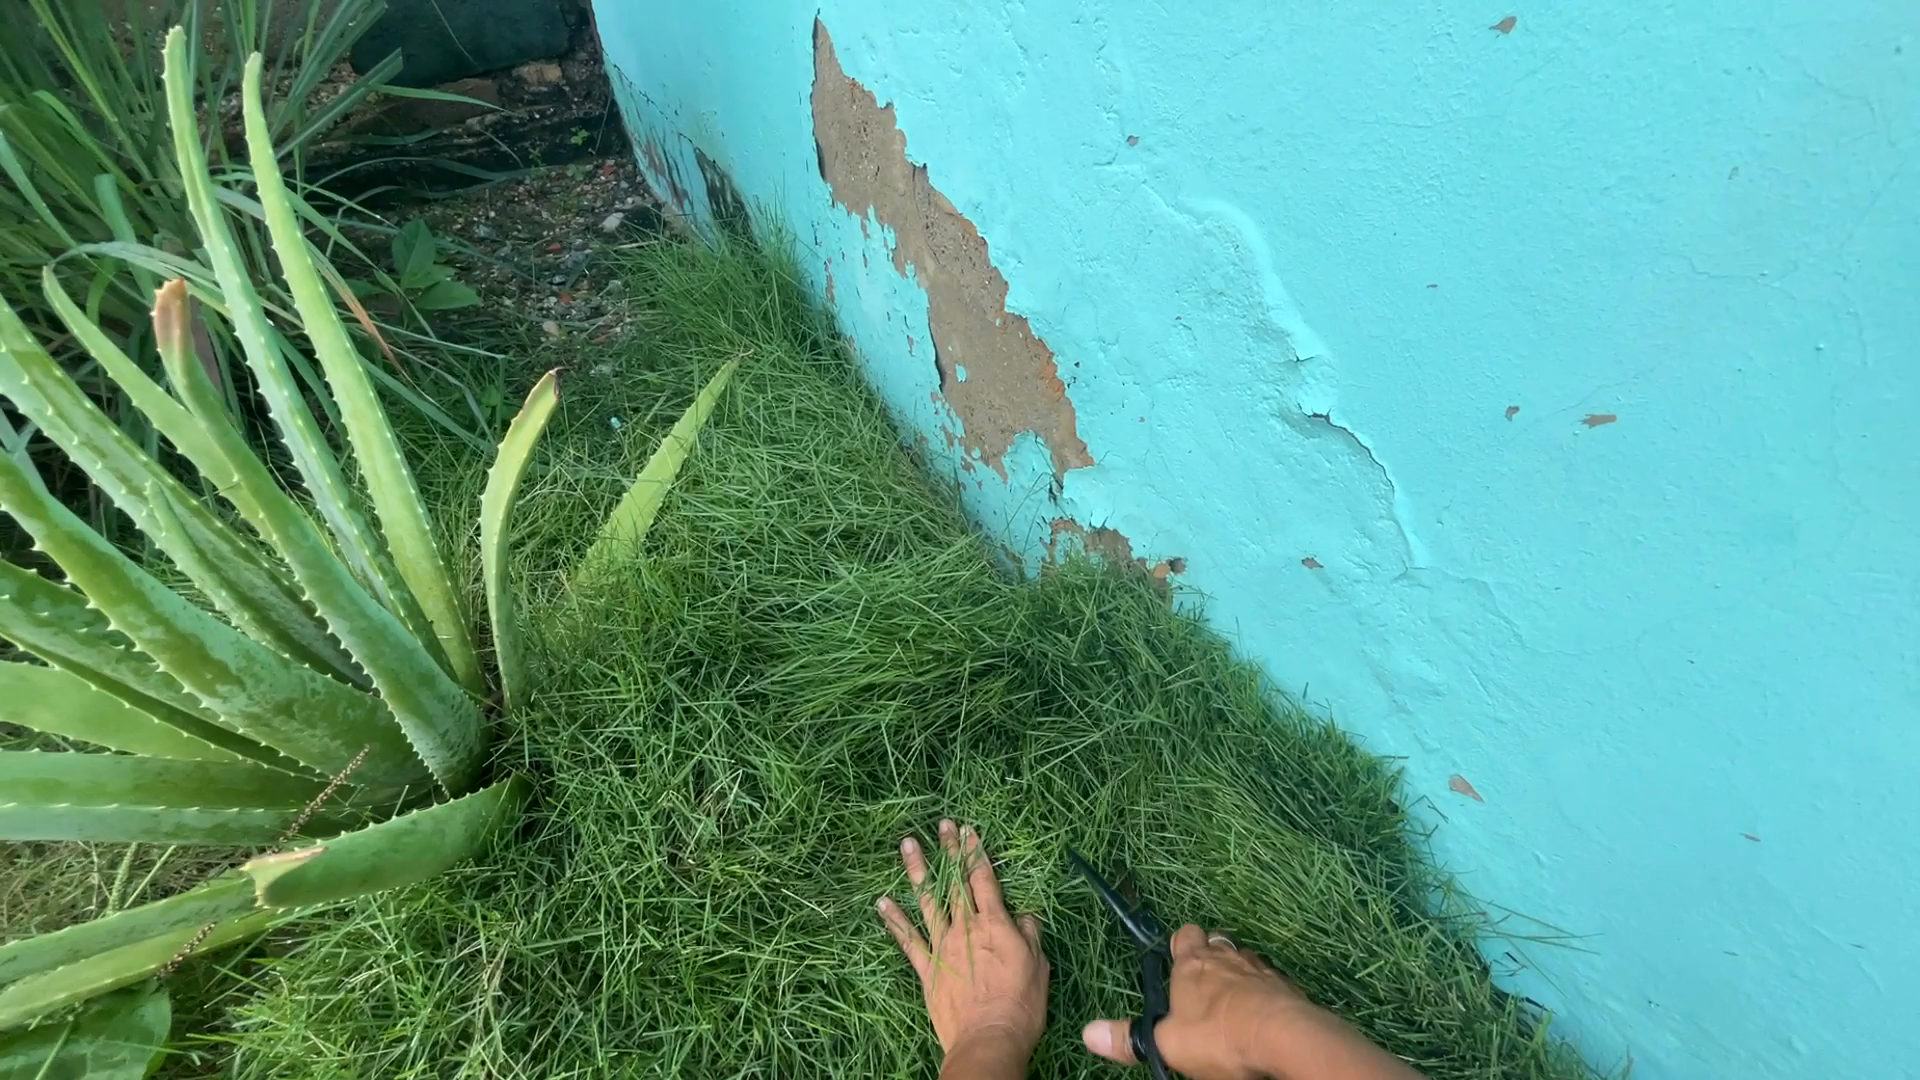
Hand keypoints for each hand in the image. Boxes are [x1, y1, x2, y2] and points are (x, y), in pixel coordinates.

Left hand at [878, 820, 1049, 1077]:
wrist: (989, 1041)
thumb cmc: (1021, 1005)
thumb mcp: (1038, 966)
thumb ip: (1029, 934)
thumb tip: (1024, 914)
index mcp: (995, 923)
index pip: (984, 878)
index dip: (976, 852)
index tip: (967, 830)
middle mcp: (966, 927)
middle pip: (956, 881)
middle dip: (949, 851)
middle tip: (942, 824)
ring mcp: (942, 945)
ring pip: (928, 900)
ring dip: (918, 870)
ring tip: (908, 844)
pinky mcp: (926, 968)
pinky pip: (907, 940)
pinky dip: (893, 920)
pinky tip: (881, 902)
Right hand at [1082, 925, 1424, 1079]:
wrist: (1285, 1038)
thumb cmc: (1219, 1035)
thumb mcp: (1168, 1043)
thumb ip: (1129, 1038)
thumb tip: (1087, 1033)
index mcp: (1193, 963)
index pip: (1184, 934)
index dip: (1181, 945)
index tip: (1177, 961)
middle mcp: (1225, 956)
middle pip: (1216, 942)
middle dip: (1211, 955)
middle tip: (1205, 982)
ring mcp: (1259, 970)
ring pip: (1245, 960)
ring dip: (1240, 973)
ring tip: (1234, 1000)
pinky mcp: (1287, 989)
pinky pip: (1272, 983)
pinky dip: (1266, 993)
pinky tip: (1263, 1014)